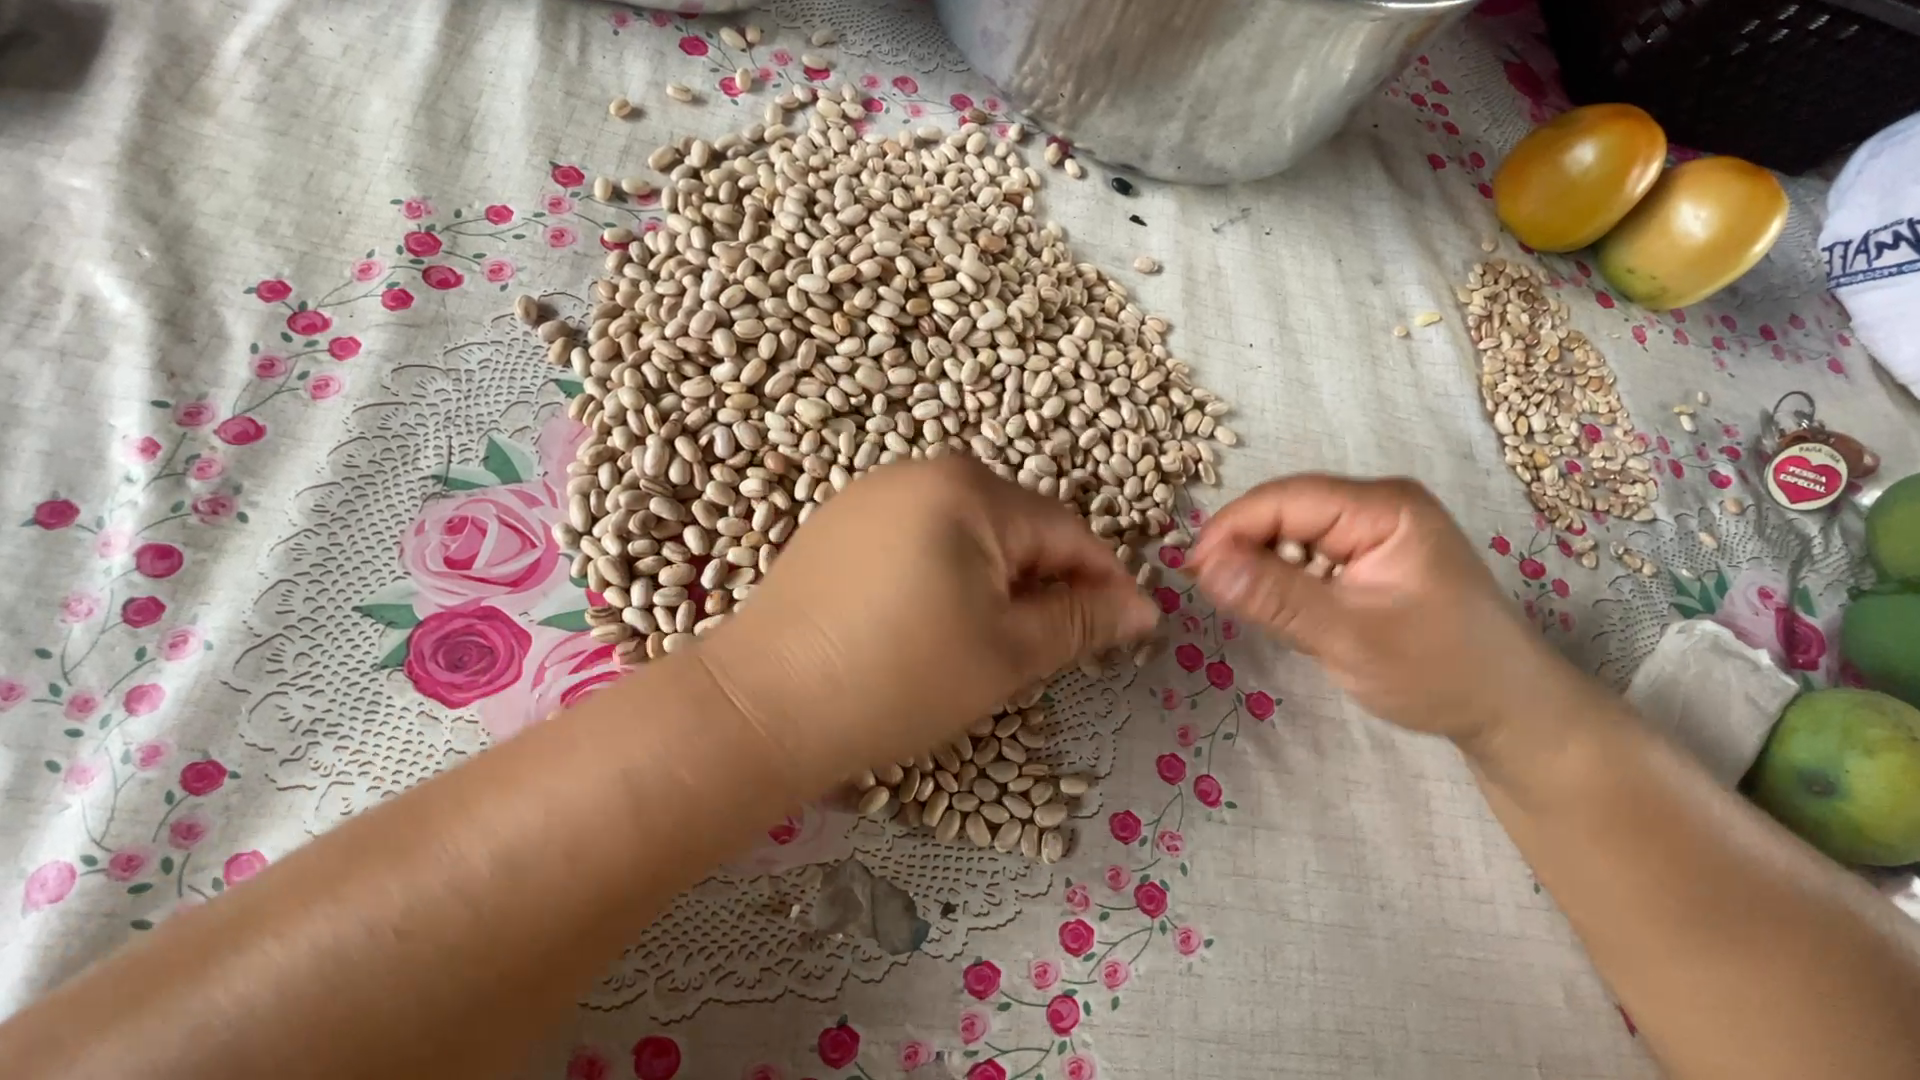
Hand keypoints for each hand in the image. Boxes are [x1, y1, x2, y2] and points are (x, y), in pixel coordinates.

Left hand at [692, 456, 1158, 788]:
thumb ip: (1081, 621)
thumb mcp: (1006, 653)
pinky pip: (920, 542)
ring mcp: (871, 494)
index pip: (1066, 532)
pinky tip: (933, 627)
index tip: (1133, 628)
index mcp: (969, 489)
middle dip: (1046, 584)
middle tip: (1055, 649)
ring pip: (967, 536)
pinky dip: (947, 579)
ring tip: (992, 645)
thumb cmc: (899, 678)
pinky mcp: (838, 525)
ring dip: (997, 584)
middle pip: (1015, 528)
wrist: (763, 705)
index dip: (1105, 582)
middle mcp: (919, 472)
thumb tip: (1142, 607)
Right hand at [1185, 475, 1584, 747]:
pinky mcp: (1368, 557)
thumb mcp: (1350, 637)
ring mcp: (1374, 531)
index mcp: (1384, 507)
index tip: (1190, 573)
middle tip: (1212, 595)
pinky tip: (1283, 609)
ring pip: (1290, 534)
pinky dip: (1284, 580)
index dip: (1230, 530)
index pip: (1283, 500)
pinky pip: (1307, 556)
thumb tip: (1202, 564)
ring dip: (1262, 567)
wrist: (1508, 710)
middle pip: (1283, 512)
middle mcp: (1377, 505)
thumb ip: (1275, 597)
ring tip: (1248, 608)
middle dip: (1243, 548)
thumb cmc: (1439, 672)